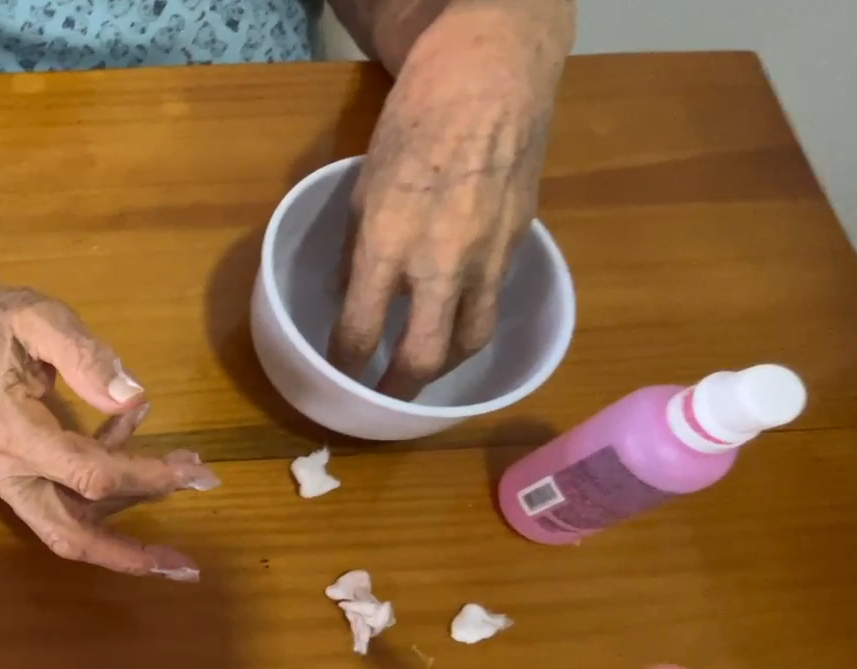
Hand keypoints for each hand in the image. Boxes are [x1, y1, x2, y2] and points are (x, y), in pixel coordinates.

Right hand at [0, 282, 217, 579]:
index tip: (194, 471)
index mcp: (8, 432)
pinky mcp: (20, 475)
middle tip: (185, 566)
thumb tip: (130, 398)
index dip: (143, 478)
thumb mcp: (42, 319)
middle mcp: (5, 470)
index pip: (86, 475)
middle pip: (67, 535)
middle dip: (127, 554)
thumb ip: (85, 356)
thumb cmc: (0, 320)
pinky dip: (109, 476)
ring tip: (187, 472)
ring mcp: (9, 478)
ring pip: (72, 521)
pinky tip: (135, 426)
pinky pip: (69, 493)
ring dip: (130, 506)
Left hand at [331, 0, 572, 398]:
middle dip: (397, 387)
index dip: (345, 364)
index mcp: (388, 246)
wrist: (490, 80)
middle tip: (381, 401)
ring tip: (420, 375)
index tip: (337, 377)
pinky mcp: (519, 244)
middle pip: (423, 355)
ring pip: (470, 339)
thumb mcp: (361, 194)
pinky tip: (454, 330)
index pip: (360, 331)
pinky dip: (471, 327)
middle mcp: (440, 261)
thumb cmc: (410, 130)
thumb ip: (355, 254)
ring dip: (442, 367)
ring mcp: (487, 255)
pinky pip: (495, 303)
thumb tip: (347, 298)